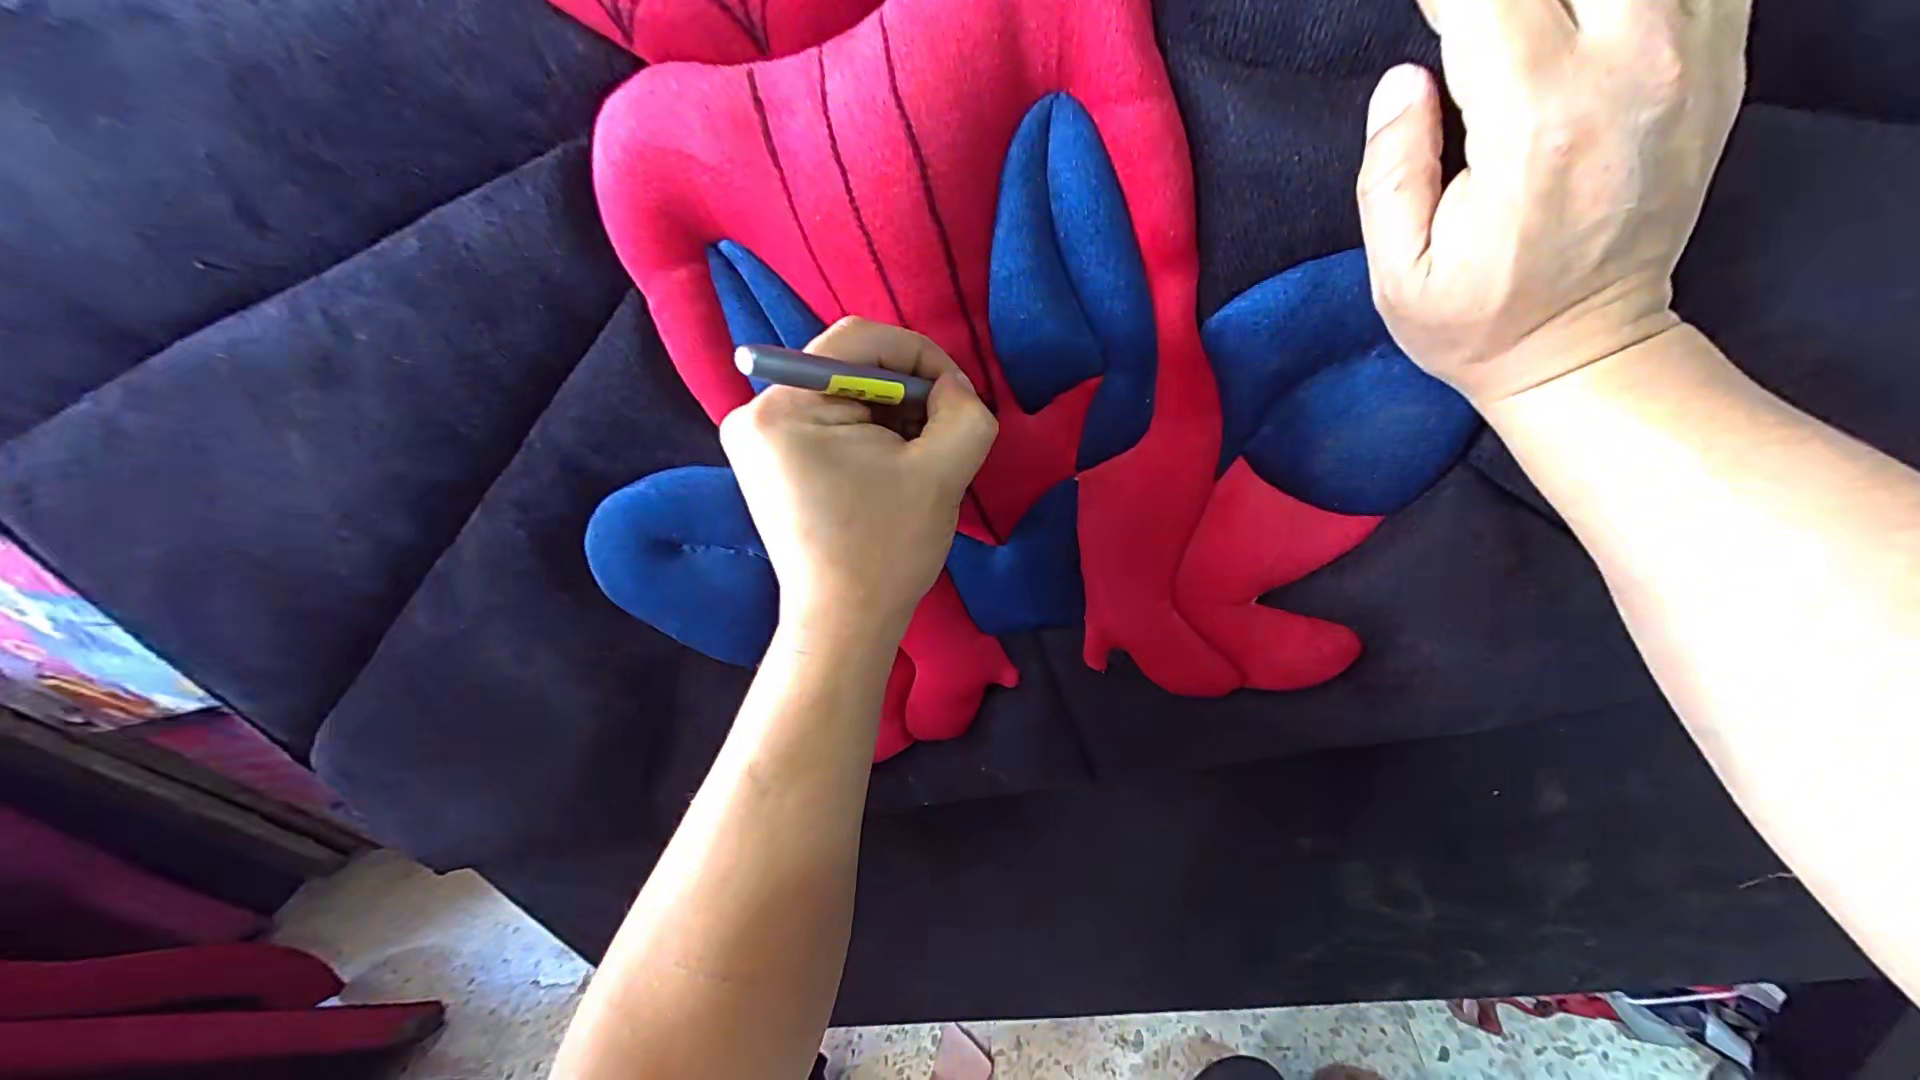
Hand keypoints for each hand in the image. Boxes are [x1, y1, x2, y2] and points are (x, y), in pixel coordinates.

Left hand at [719, 318, 997, 646]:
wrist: (843, 622)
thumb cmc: (887, 549)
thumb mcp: (942, 472)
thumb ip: (964, 411)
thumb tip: (952, 387)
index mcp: (783, 408)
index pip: (859, 340)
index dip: (920, 355)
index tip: (956, 394)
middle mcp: (755, 414)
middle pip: (848, 368)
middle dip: (906, 395)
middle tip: (942, 433)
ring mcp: (756, 442)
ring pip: (842, 397)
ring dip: (891, 417)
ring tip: (918, 460)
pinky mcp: (769, 465)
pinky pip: (828, 423)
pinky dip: (868, 435)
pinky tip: (890, 471)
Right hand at [1356, 0, 1750, 405]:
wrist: (1580, 348)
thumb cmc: (1475, 321)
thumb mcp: (1398, 274)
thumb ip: (1389, 174)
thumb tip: (1402, 82)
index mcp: (1535, 127)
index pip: (1489, 2)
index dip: (1446, 0)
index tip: (1422, 16)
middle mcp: (1629, 72)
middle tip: (1463, 22)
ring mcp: (1690, 62)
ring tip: (1513, 29)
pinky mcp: (1716, 68)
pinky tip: (1578, 25)